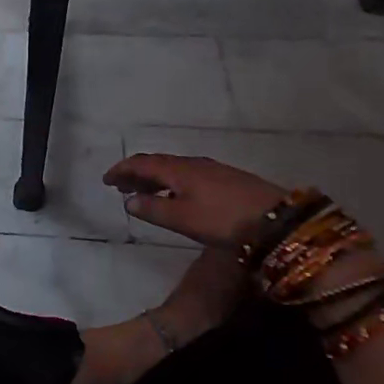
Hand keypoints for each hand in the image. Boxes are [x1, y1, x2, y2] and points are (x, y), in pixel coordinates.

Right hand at [102, 153, 286, 247]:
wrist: (278, 220)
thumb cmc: (223, 219)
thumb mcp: (182, 219)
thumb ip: (153, 209)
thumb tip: (129, 201)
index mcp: (178, 170)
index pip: (142, 163)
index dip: (121, 170)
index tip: (106, 180)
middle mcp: (193, 164)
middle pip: (157, 163)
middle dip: (135, 173)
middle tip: (120, 186)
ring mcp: (212, 170)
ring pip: (174, 169)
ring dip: (154, 179)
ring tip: (143, 192)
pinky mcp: (227, 180)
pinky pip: (188, 175)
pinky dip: (171, 182)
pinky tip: (175, 196)